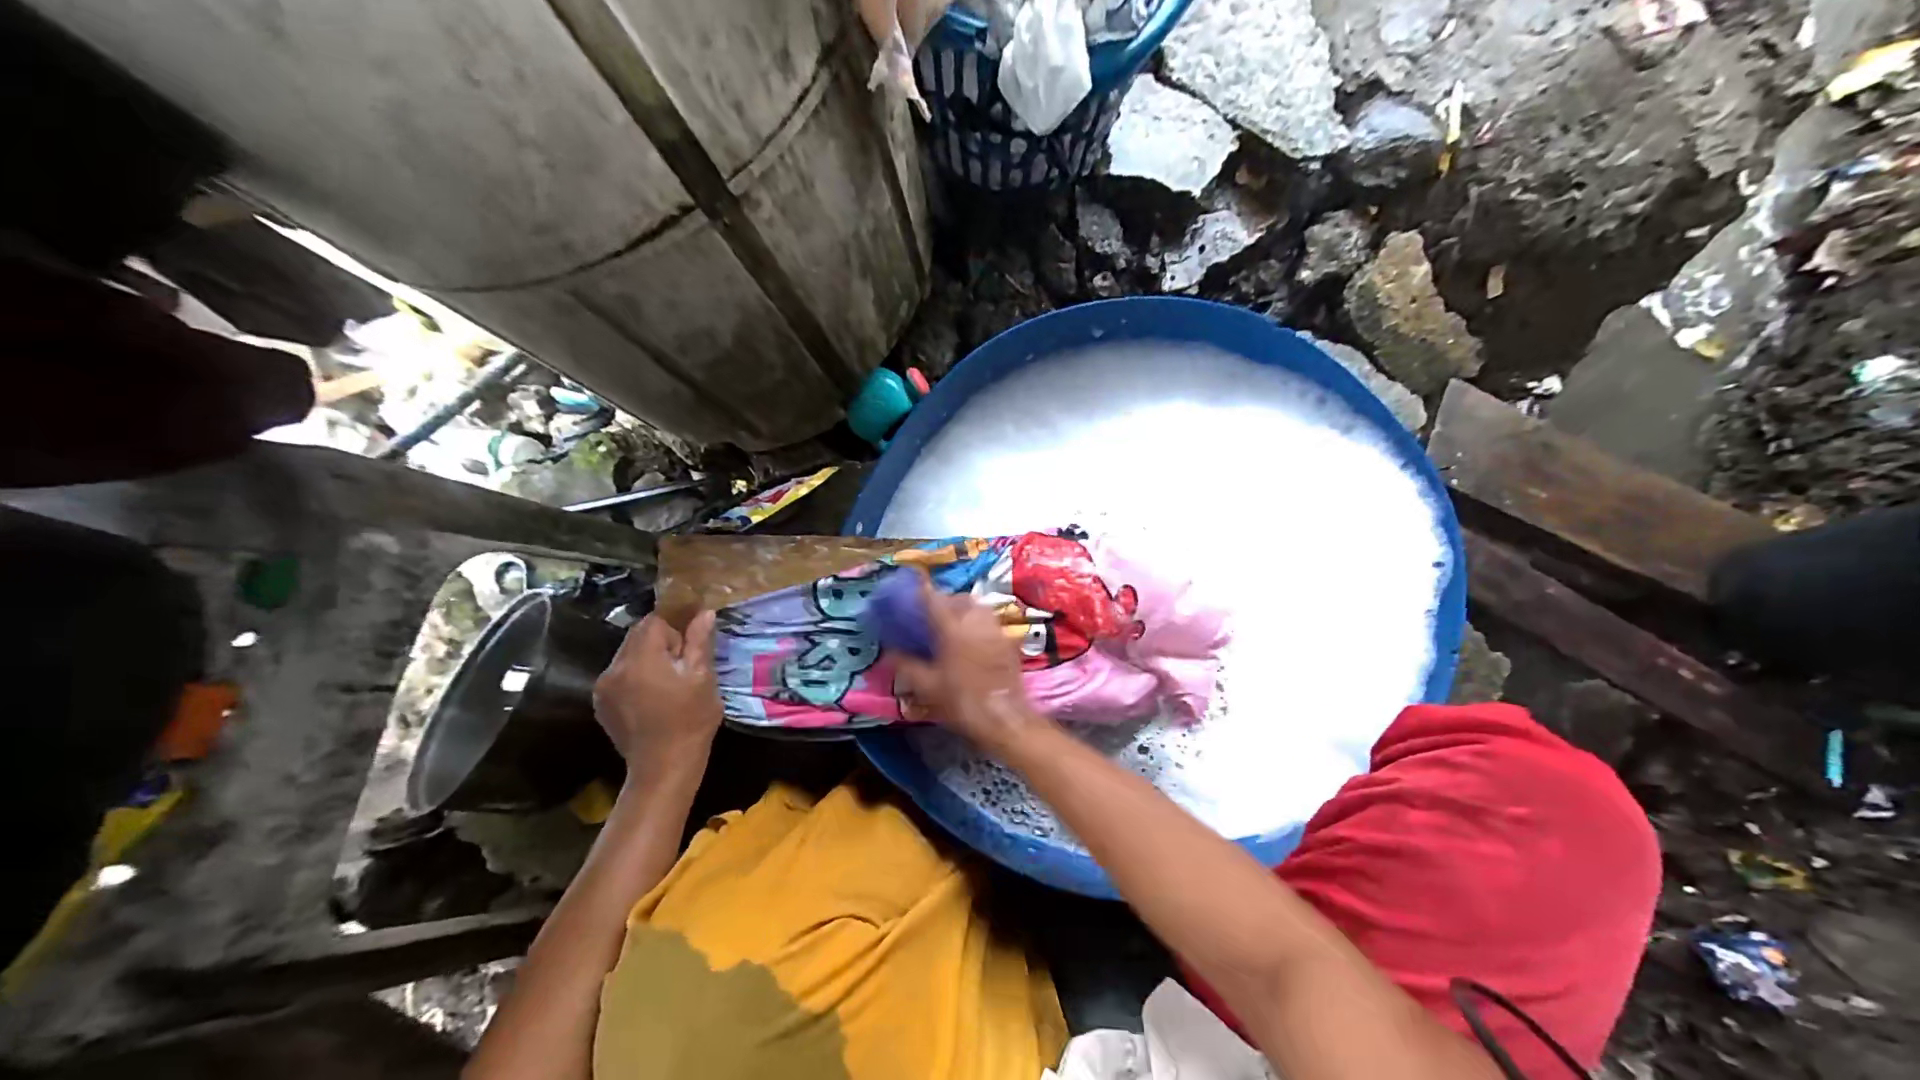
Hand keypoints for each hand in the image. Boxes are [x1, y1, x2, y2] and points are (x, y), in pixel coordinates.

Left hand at [592, 611, 722, 773]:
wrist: (663, 767)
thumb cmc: (691, 721)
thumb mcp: (702, 678)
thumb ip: (699, 641)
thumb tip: (704, 612)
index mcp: (642, 658)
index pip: (654, 621)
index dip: (675, 628)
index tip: (690, 646)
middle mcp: (615, 667)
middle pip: (637, 635)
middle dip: (660, 641)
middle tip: (682, 664)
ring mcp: (604, 686)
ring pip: (627, 655)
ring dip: (646, 658)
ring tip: (667, 682)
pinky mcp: (601, 703)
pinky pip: (618, 675)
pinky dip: (634, 676)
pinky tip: (651, 697)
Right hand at [892, 579, 1053, 758]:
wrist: (1005, 719)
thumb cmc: (963, 702)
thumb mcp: (926, 687)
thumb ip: (905, 664)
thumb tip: (889, 651)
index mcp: (953, 626)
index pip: (933, 597)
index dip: (919, 591)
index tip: (909, 592)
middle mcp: (976, 620)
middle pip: (957, 598)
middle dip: (942, 601)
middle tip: (929, 615)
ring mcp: (996, 629)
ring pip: (976, 606)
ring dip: (961, 609)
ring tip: (949, 625)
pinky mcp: (1008, 640)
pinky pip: (989, 621)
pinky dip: (976, 622)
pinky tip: (970, 640)